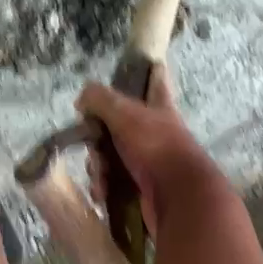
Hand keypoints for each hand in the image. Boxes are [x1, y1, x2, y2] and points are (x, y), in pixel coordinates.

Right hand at [76, 69, 209, 237]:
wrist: (181, 201)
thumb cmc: (156, 147)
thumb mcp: (123, 113)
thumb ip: (99, 98)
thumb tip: (81, 101)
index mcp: (159, 110)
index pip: (157, 83)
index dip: (155, 73)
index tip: (157, 62)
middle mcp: (155, 134)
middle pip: (117, 124)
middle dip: (97, 135)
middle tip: (92, 142)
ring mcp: (149, 163)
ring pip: (110, 155)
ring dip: (98, 165)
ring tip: (100, 176)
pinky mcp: (141, 190)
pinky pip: (113, 182)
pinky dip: (103, 186)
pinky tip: (101, 192)